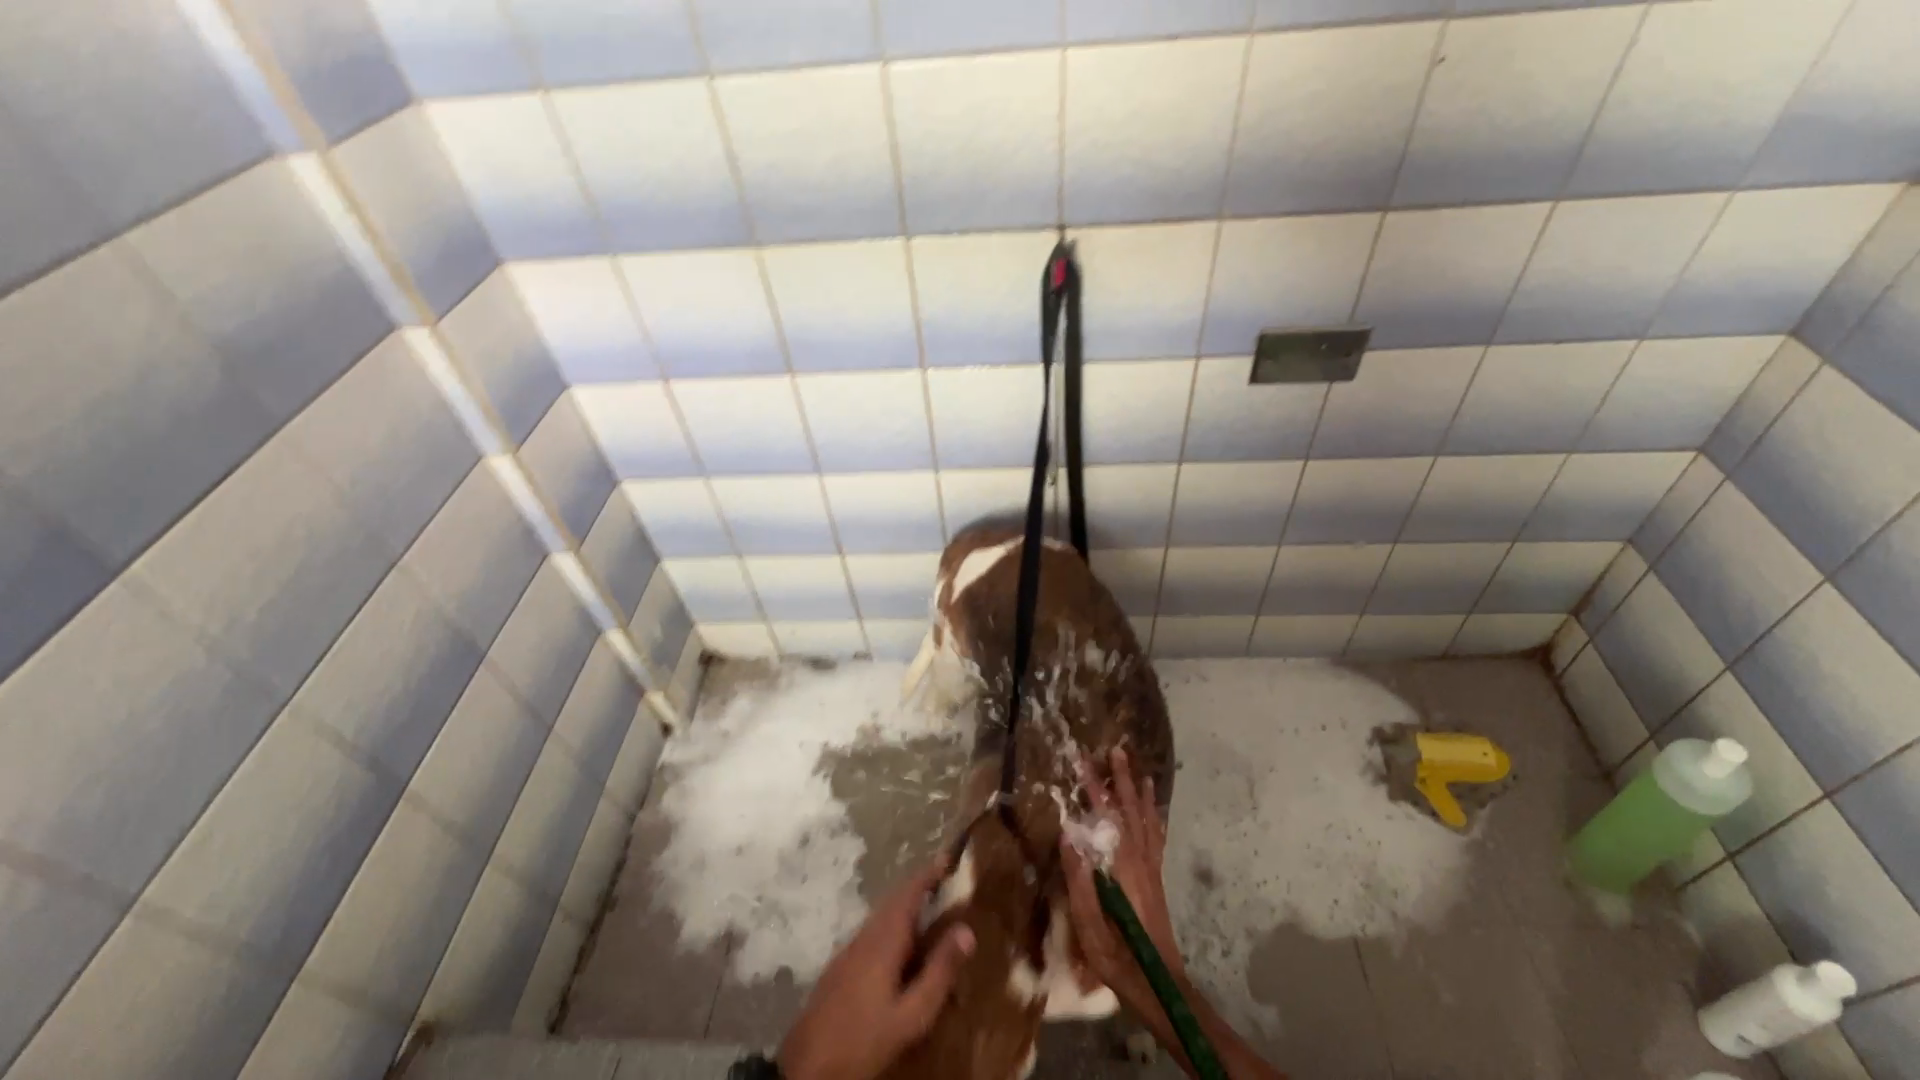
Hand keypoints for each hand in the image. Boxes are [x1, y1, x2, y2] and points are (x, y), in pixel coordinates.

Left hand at [778, 857, 975, 1079]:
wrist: (807, 1066)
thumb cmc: (864, 1038)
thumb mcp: (912, 1013)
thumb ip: (939, 972)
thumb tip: (966, 930)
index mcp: (883, 941)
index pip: (908, 894)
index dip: (928, 874)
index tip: (949, 857)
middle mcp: (864, 938)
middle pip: (893, 902)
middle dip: (919, 887)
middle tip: (947, 881)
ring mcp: (848, 953)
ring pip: (882, 918)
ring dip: (906, 907)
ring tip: (933, 909)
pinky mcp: (841, 969)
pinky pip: (874, 934)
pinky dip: (895, 927)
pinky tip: (905, 948)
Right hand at [1060, 747, 1182, 1023]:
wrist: (1160, 987)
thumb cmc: (1119, 960)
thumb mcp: (1089, 928)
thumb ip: (1079, 883)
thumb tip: (1068, 837)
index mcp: (1123, 870)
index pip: (1108, 819)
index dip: (1095, 790)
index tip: (1083, 763)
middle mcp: (1142, 863)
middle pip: (1132, 813)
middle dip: (1122, 781)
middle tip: (1116, 751)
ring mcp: (1152, 872)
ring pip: (1148, 822)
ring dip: (1140, 794)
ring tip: (1138, 772)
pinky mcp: (1157, 882)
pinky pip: (1158, 839)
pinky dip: (1155, 819)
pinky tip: (1154, 812)